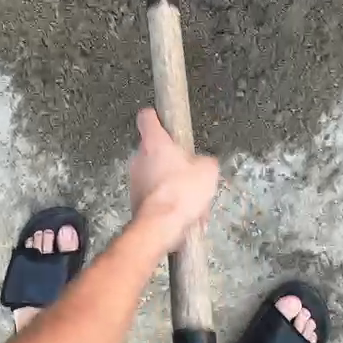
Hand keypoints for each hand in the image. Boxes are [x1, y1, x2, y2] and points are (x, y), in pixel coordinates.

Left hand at [127, 109, 220, 255]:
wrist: (161, 226)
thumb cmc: (182, 192)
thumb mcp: (208, 171)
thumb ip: (205, 161)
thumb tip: (203, 164)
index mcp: (154, 142)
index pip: (147, 117)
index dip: (156, 117)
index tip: (165, 123)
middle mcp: (139, 157)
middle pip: (153, 149)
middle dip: (170, 158)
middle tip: (188, 171)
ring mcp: (134, 179)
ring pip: (154, 174)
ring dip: (169, 181)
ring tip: (190, 198)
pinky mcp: (135, 199)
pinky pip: (153, 194)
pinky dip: (166, 199)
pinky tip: (183, 212)